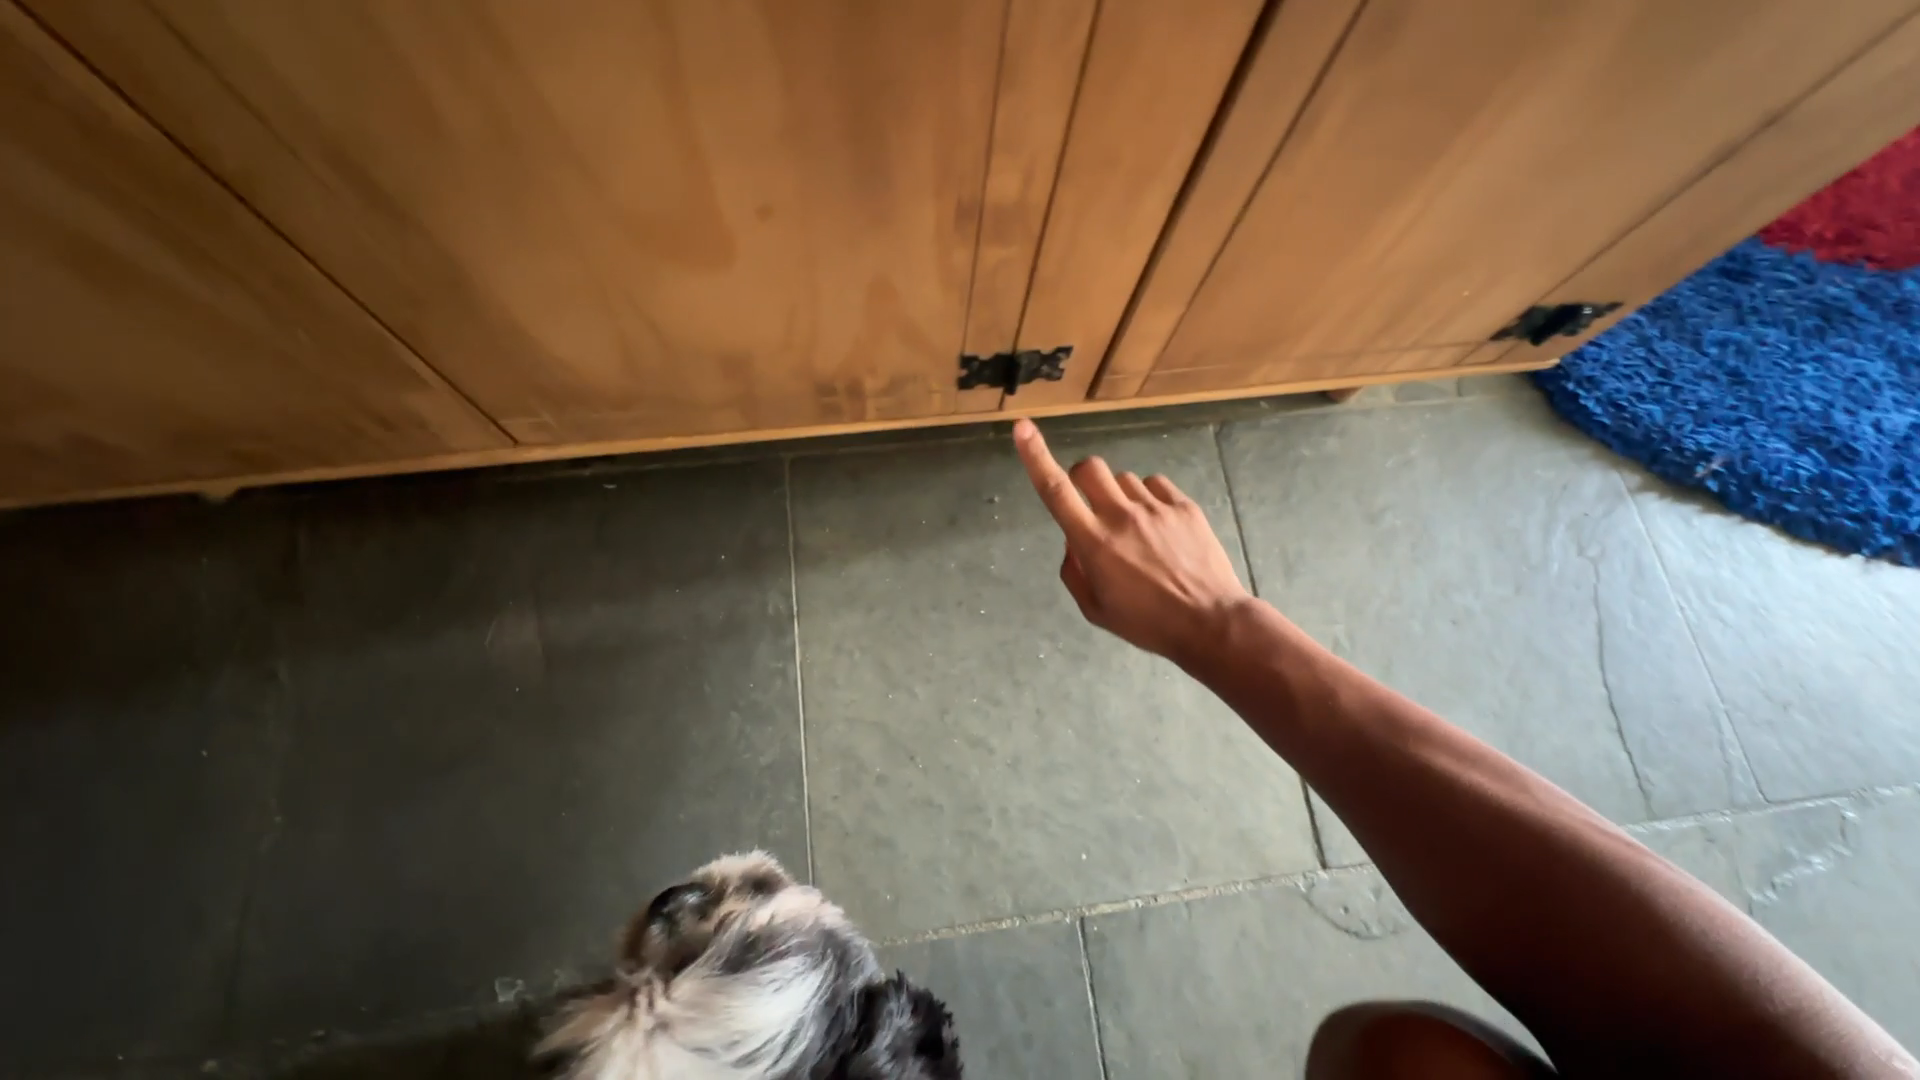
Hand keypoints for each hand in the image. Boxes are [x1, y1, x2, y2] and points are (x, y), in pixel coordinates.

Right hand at [1012, 418, 1252, 664]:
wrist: (1211, 622)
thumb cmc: (1147, 623)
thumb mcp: (1095, 610)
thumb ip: (1074, 571)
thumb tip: (1073, 541)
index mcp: (1094, 543)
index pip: (1055, 491)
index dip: (1035, 456)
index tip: (1023, 428)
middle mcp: (1121, 516)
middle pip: (1090, 467)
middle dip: (1082, 479)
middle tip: (1091, 504)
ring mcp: (1155, 508)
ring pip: (1124, 479)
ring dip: (1119, 496)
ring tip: (1137, 529)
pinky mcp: (1184, 506)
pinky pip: (1155, 485)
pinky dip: (1149, 499)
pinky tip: (1160, 526)